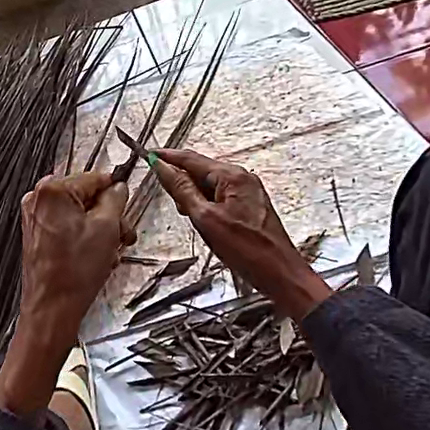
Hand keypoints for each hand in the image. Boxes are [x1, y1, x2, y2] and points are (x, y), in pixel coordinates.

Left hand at [0, 172, 130, 416]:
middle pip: (85, 195)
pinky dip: (84, 236)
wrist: (52, 308)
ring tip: (110, 250)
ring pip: (78, 212)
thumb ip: (115, 199)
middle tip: (122, 233)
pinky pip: (67, 225)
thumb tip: (118, 187)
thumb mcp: (107, 228)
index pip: (94, 177)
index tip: (126, 204)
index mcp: (52, 190)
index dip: (115, 192)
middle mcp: (38, 199)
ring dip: (99, 228)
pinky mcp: (37, 234)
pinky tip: (96, 255)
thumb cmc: (73, 273)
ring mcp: (35, 217)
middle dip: (108, 215)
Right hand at [150, 148, 330, 320]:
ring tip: (197, 223)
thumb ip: (181, 189)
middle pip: (200, 171)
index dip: (167, 157)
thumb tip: (162, 167)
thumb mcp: (205, 219)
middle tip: (176, 205)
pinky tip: (207, 225)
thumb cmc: (248, 250)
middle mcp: (242, 178)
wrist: (281, 274)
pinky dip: (207, 207)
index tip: (149, 155)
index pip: (191, 159)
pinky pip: (220, 197)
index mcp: (232, 176)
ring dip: (195, 199)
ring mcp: (248, 191)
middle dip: (182, 184)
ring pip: (209, 186)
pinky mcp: (249, 205)